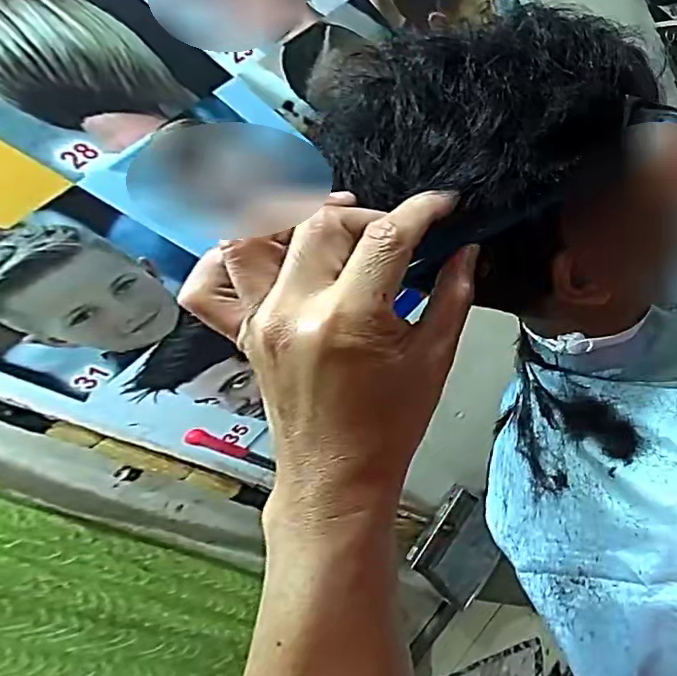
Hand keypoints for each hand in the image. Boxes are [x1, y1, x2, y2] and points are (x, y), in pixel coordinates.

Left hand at [180, 191, 477, 527]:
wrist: (338, 471)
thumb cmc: (396, 418)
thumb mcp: (437, 354)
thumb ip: (454, 294)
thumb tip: (467, 251)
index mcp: (350, 318)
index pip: (386, 236)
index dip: (421, 210)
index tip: (445, 204)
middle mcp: (293, 310)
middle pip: (321, 223)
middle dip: (371, 213)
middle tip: (403, 229)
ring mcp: (258, 319)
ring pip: (254, 237)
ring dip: (299, 218)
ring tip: (340, 224)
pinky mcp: (240, 332)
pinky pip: (210, 282)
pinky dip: (233, 255)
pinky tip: (275, 252)